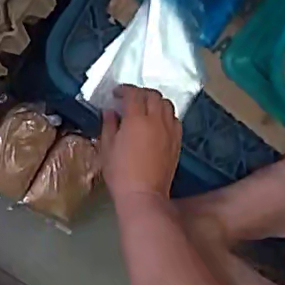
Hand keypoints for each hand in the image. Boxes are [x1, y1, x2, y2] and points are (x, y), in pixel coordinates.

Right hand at [100, 86, 182, 202]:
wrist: (143, 194)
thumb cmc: (120, 173)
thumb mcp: (107, 148)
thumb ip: (109, 125)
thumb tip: (110, 112)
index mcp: (137, 120)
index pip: (133, 94)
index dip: (124, 90)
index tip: (116, 94)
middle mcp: (156, 121)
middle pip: (153, 96)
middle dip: (141, 93)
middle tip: (130, 99)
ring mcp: (170, 131)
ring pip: (167, 105)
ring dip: (155, 102)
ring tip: (145, 108)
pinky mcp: (177, 142)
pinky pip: (175, 120)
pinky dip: (166, 115)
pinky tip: (158, 123)